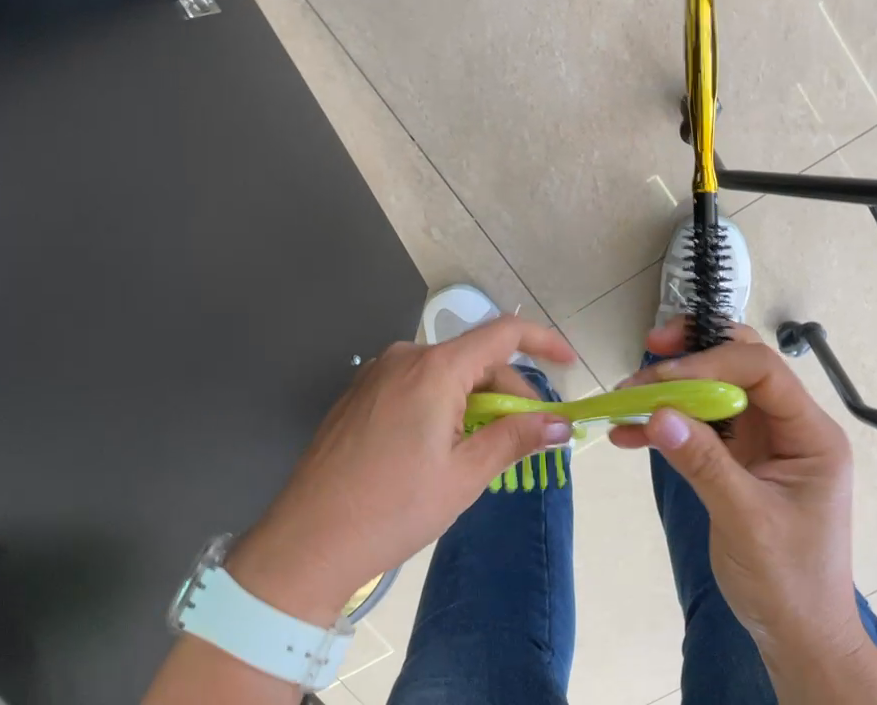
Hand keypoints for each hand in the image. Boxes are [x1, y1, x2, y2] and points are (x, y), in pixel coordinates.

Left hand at [226, 317, 575, 625]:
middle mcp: (404, 357)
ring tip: (480, 452)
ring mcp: (376, 373)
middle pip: (473, 358)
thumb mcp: (464, 476)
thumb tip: (560, 424)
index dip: (543, 342)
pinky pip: (415, 385)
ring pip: (444, 374)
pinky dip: (442, 405)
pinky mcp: (359, 394)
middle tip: (526, 438)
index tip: (569, 363)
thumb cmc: (393, 508)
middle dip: (507, 392)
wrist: (307, 541)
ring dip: (474, 402)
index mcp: (434, 368)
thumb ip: (515, 439)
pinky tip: (439, 448)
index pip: (503, 333)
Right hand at [609, 321, 872, 664]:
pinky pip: (700, 424)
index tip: (663, 378)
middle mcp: (788, 425)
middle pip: (740, 364)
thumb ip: (704, 463)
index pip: (762, 370)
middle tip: (649, 352)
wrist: (798, 636)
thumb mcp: (746, 522)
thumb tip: (656, 415)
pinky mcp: (737, 457)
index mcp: (810, 433)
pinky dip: (666, 423)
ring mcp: (762, 440)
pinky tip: (627, 433)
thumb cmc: (788, 581)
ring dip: (671, 389)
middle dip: (693, 354)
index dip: (712, 362)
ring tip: (625, 398)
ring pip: (714, 389)